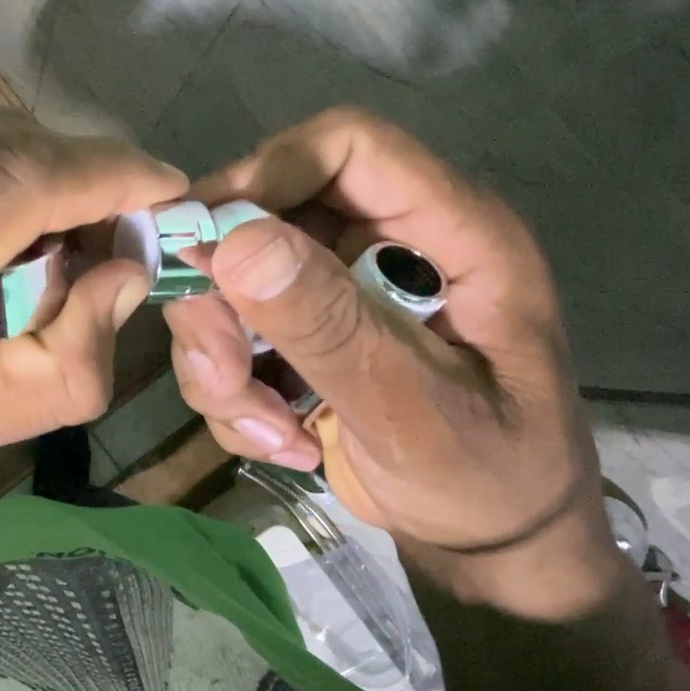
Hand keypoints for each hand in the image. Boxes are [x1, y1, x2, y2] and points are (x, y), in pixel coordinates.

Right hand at [164, 109, 601, 562]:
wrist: (488, 543)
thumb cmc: (490, 478)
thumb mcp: (412, 410)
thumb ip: (328, 327)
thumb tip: (234, 242)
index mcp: (447, 234)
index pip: (345, 147)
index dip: (263, 176)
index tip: (199, 247)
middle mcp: (381, 244)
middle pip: (261, 219)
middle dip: (222, 303)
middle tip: (222, 376)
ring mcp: (335, 288)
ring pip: (227, 282)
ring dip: (220, 360)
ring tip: (262, 429)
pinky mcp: (299, 331)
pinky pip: (227, 333)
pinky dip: (229, 390)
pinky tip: (276, 438)